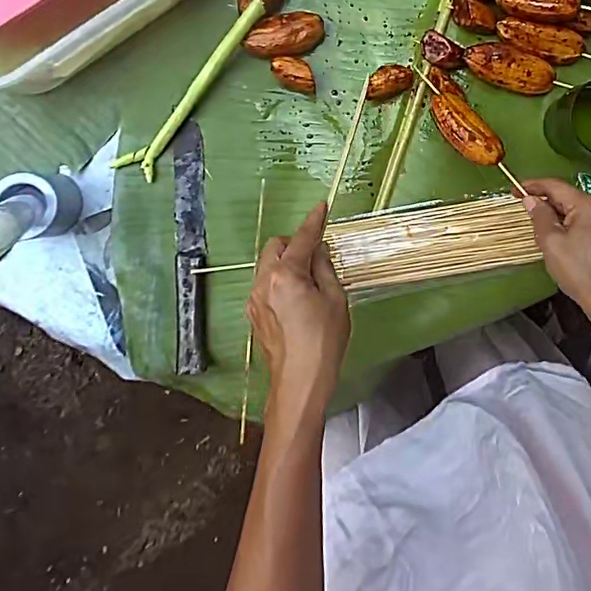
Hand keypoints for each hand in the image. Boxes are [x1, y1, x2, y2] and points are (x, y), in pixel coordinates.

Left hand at [248, 203, 349, 411]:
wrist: (300, 383)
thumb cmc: (324, 342)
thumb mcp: (335, 300)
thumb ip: (325, 268)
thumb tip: (318, 251)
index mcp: (285, 275)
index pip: (302, 239)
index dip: (314, 221)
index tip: (322, 207)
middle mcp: (263, 282)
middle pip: (275, 247)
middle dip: (295, 243)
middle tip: (317, 254)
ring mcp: (255, 299)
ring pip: (267, 266)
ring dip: (285, 262)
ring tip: (309, 280)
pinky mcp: (254, 315)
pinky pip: (265, 285)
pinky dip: (279, 280)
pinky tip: (297, 297)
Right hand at [521, 178, 590, 320]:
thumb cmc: (579, 270)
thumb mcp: (551, 242)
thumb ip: (539, 216)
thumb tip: (530, 200)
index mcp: (586, 204)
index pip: (554, 186)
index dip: (531, 186)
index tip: (513, 189)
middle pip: (563, 195)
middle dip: (541, 199)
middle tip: (520, 205)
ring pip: (570, 208)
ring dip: (551, 212)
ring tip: (532, 220)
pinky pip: (577, 219)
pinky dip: (562, 222)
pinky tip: (551, 233)